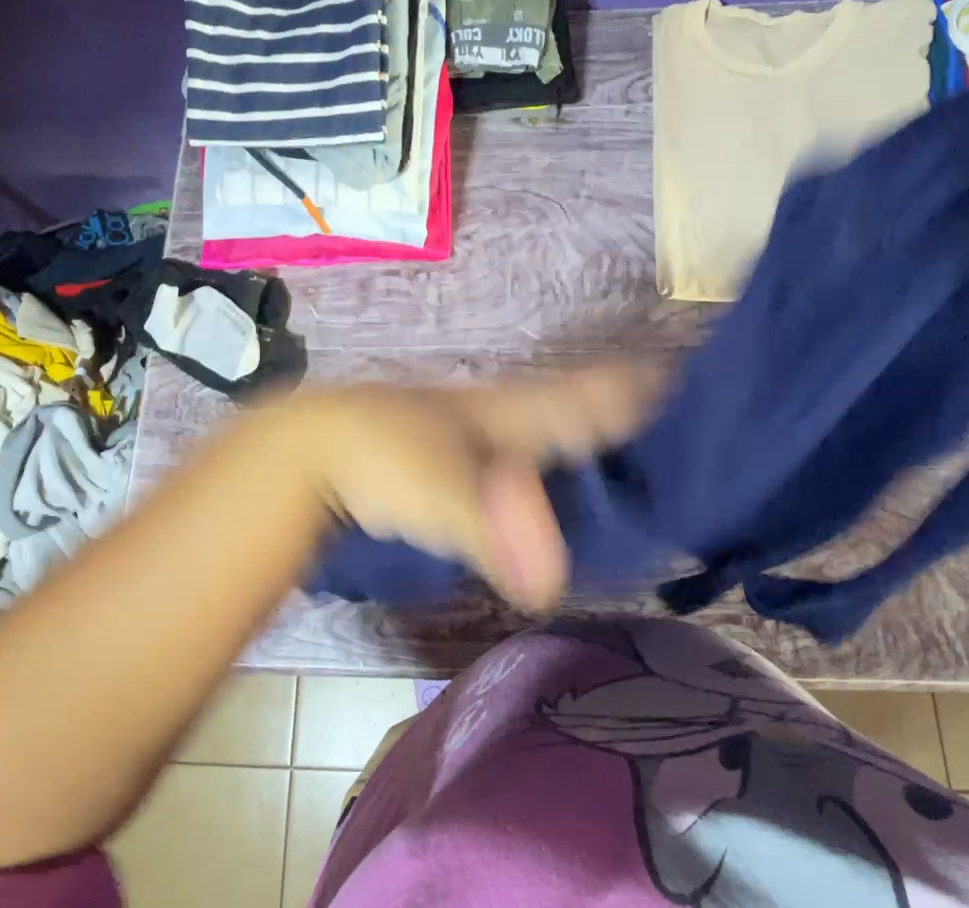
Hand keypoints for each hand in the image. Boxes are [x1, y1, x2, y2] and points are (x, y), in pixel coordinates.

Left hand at [275, 363, 666, 610]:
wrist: (305, 447)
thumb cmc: (382, 461)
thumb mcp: (445, 500)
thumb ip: (498, 539)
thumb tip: (551, 587)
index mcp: (500, 416)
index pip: (575, 403)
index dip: (619, 395)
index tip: (663, 380)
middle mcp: (481, 414)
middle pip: (551, 404)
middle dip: (593, 403)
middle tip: (638, 401)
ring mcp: (447, 425)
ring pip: (516, 422)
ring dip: (554, 424)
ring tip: (588, 432)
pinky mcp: (420, 446)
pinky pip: (484, 446)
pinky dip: (510, 453)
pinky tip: (508, 466)